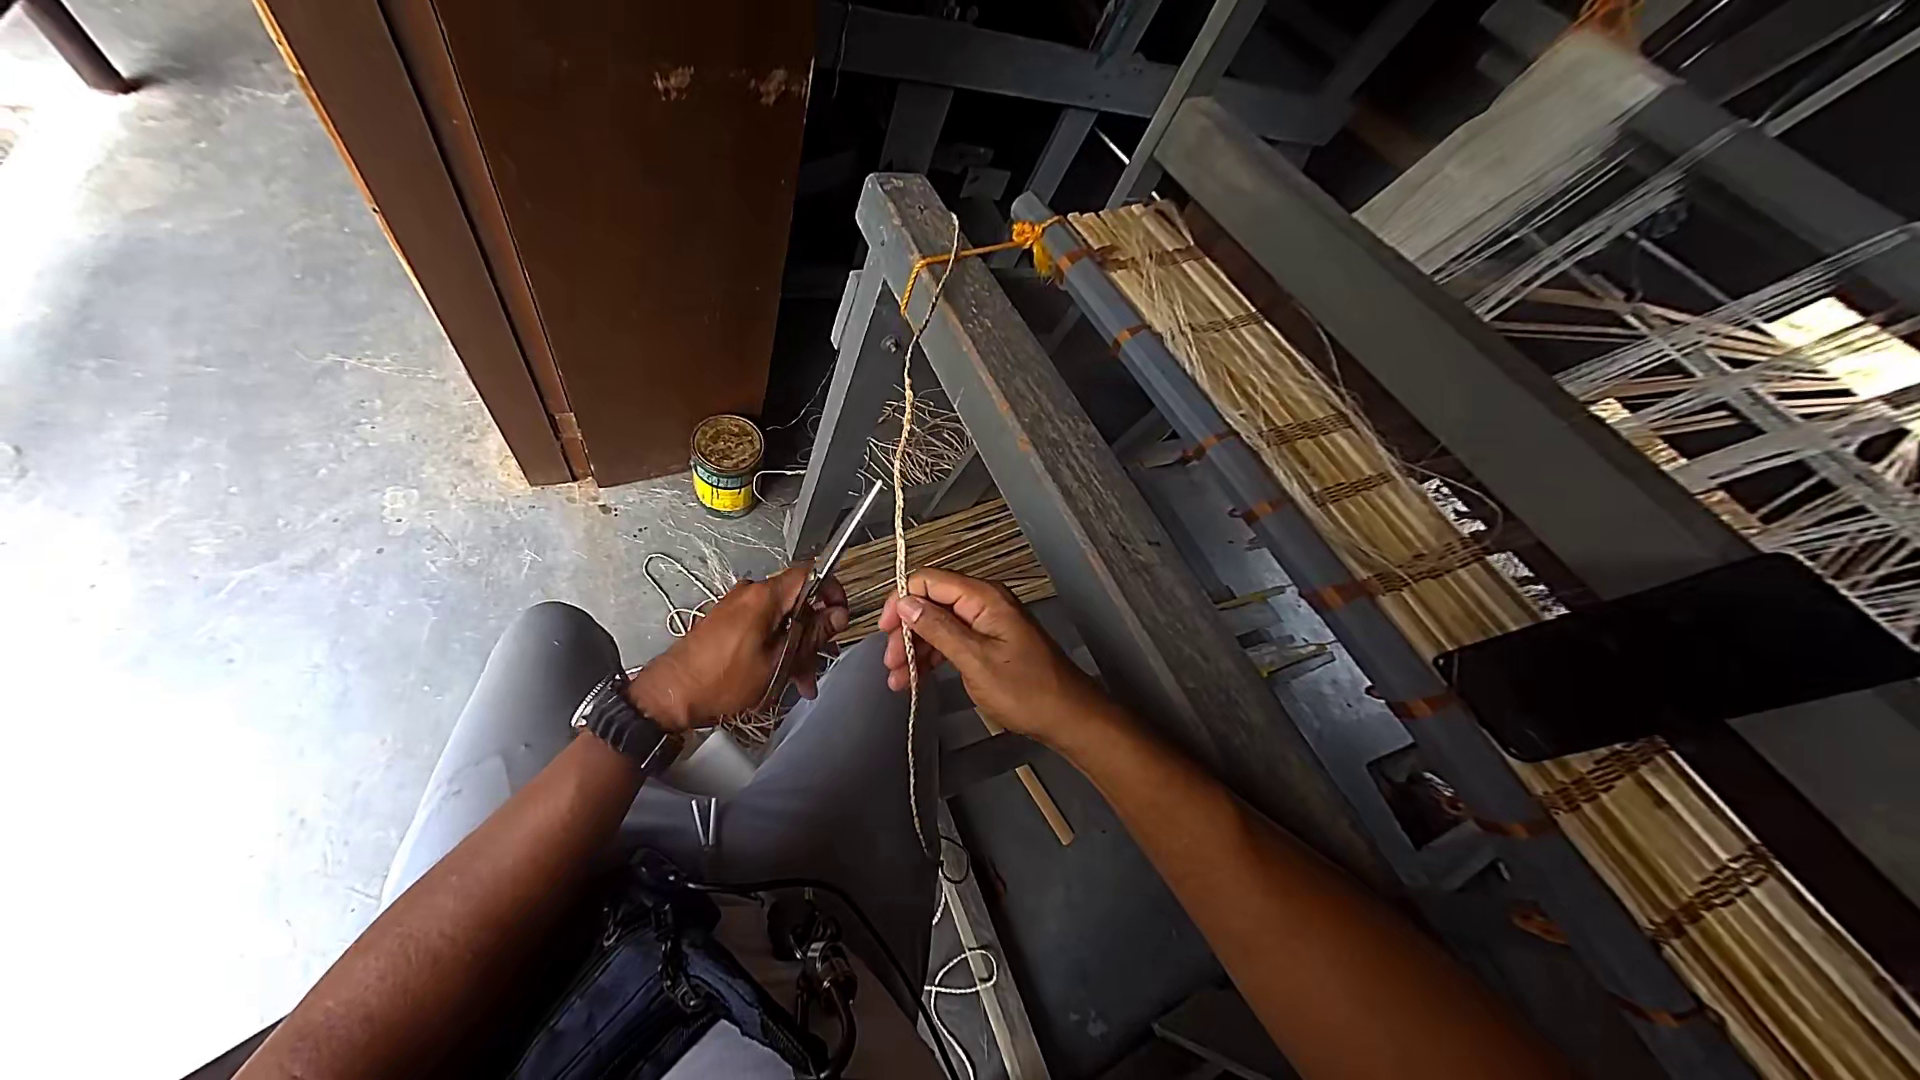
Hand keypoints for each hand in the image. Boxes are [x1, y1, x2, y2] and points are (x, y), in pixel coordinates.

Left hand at [628, 565, 848, 729]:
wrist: (672, 695)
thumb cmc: (721, 680)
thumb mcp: (779, 660)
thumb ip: (813, 633)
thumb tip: (837, 615)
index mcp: (764, 595)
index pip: (811, 573)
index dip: (832, 590)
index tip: (839, 615)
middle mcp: (750, 593)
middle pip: (798, 600)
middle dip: (815, 631)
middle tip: (821, 658)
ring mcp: (737, 607)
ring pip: (783, 618)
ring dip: (797, 646)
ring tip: (801, 680)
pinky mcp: (729, 622)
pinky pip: (765, 627)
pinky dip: (778, 646)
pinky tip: (782, 675)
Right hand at [878, 569, 1120, 746]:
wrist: (1065, 716)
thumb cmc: (1031, 691)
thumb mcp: (975, 660)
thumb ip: (939, 628)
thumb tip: (907, 604)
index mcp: (984, 598)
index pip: (928, 582)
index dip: (901, 602)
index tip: (886, 629)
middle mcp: (985, 604)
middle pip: (931, 604)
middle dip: (906, 632)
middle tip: (893, 662)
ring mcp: (987, 623)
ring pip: (938, 625)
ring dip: (916, 649)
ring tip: (900, 678)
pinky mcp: (988, 642)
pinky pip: (951, 640)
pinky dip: (933, 657)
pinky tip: (918, 677)